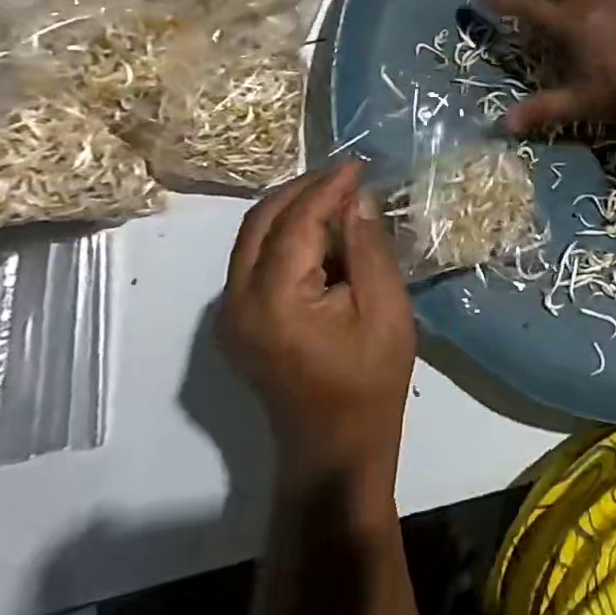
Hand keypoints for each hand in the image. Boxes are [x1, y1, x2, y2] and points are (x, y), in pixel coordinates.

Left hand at [220, 161, 415, 486]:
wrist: (333, 450)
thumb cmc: (370, 383)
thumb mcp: (386, 312)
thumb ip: (368, 249)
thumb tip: (356, 199)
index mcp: (275, 300)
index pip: (296, 220)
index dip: (328, 186)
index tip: (360, 164)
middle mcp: (237, 301)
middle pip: (260, 220)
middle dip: (303, 188)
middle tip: (347, 175)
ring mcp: (229, 314)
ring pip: (251, 237)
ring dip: (291, 208)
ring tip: (337, 196)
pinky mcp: (236, 323)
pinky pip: (253, 259)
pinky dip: (284, 234)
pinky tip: (319, 232)